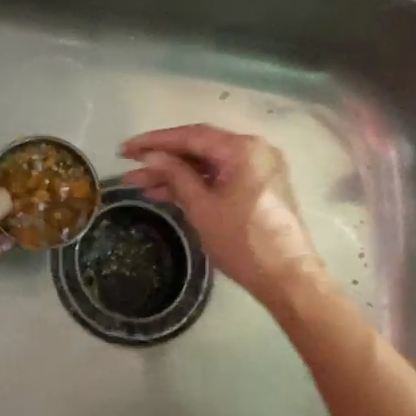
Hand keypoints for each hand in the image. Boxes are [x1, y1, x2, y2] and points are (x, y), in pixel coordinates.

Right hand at [119, 125, 326, 308]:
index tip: (126, 148)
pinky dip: (194, 184)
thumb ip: (175, 175)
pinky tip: (164, 193)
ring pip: (207, 165)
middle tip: (128, 166)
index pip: (191, 135)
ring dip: (174, 174)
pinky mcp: (257, 187)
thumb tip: (151, 156)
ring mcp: (258, 169)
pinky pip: (220, 177)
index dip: (155, 141)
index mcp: (242, 148)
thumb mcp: (202, 207)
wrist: (288, 279)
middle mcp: (253, 150)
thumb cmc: (243, 242)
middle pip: (199, 148)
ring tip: (138, 184)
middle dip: (162, 159)